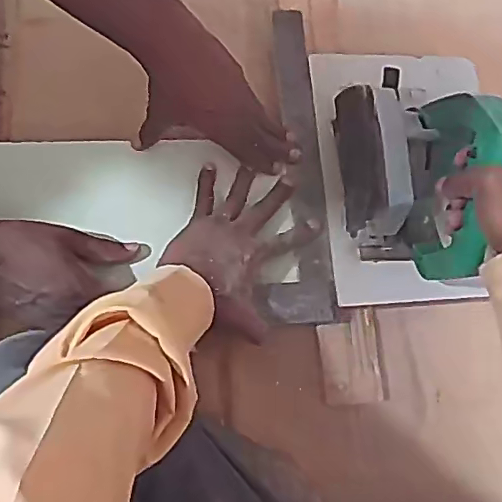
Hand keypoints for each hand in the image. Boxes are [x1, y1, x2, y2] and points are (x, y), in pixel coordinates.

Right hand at [0, 219, 148, 337]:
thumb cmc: (21, 242)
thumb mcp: (67, 237)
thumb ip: (105, 249)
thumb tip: (136, 251)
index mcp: (79, 287)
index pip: (117, 304)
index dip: (132, 305)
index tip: (143, 302)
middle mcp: (65, 310)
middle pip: (101, 324)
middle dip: (116, 322)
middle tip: (129, 317)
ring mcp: (49, 323)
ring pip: (81, 334)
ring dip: (94, 330)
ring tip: (107, 326)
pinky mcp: (33, 329)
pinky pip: (61, 336)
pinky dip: (72, 334)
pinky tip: (78, 330)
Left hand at [138, 42, 296, 173]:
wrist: (173, 43)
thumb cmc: (167, 81)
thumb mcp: (159, 113)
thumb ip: (151, 133)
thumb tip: (140, 144)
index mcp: (218, 128)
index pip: (244, 151)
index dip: (260, 163)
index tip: (274, 171)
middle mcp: (234, 112)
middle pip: (262, 136)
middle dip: (279, 149)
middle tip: (296, 159)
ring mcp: (238, 91)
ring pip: (262, 116)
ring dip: (277, 131)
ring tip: (291, 139)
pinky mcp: (237, 73)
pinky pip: (255, 98)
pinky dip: (264, 110)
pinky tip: (266, 113)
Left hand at [160, 164, 320, 339]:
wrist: (184, 287)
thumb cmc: (212, 299)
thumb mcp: (239, 315)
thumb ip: (254, 326)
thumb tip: (265, 340)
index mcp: (253, 254)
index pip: (285, 242)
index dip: (302, 234)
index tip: (316, 222)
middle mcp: (240, 233)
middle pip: (265, 209)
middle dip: (280, 193)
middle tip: (293, 174)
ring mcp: (219, 224)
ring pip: (237, 197)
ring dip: (246, 179)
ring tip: (253, 161)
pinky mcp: (198, 221)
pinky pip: (204, 198)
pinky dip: (206, 182)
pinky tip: (209, 165)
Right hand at [434, 153, 501, 255]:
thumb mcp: (484, 180)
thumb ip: (461, 176)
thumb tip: (446, 186)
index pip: (501, 145)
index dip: (476, 152)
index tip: (459, 162)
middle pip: (488, 173)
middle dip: (464, 186)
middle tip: (451, 194)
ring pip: (483, 196)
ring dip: (462, 205)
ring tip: (453, 217)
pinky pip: (485, 214)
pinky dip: (469, 219)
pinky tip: (457, 227)